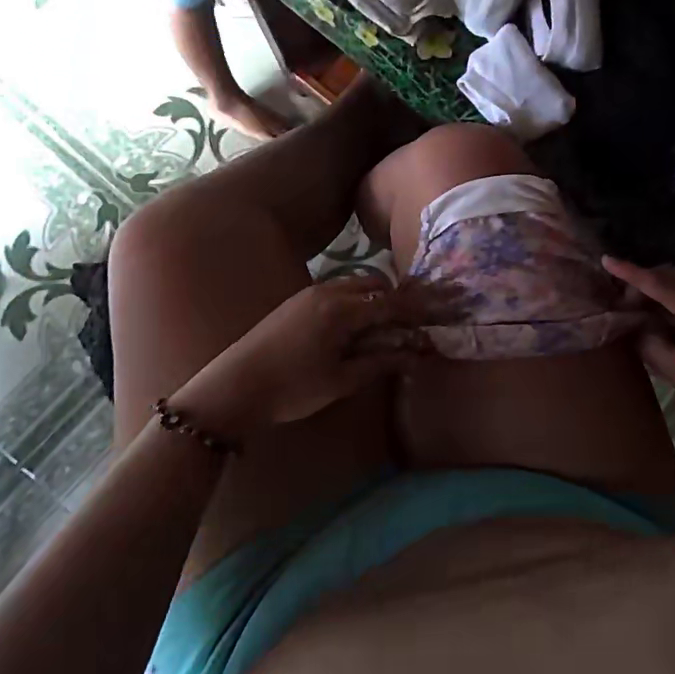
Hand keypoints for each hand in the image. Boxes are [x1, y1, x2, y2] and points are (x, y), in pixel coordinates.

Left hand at [171, 275, 438, 431]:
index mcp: (340, 310)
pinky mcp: (296, 303)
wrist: (232, 389)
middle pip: (375, 284)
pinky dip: (358, 302)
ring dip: (377, 299)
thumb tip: (416, 354)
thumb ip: (381, 362)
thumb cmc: (291, 389)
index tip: (442, 309)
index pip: (391, 302)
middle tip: (414, 322)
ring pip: (356, 285)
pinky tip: (358, 327)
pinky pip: (339, 291)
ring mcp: (309, 294)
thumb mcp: (341, 381)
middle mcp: (327, 292)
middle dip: (398, 298)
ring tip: (389, 325)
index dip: (419, 307)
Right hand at [603, 257, 674, 483]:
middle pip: (673, 276)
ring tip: (631, 310)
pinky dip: (668, 302)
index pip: (663, 285)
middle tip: (619, 302)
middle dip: (643, 281)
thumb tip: (634, 329)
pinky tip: (654, 320)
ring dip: (656, 291)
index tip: (607, 260)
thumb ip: (655, 349)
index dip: (632, 273)